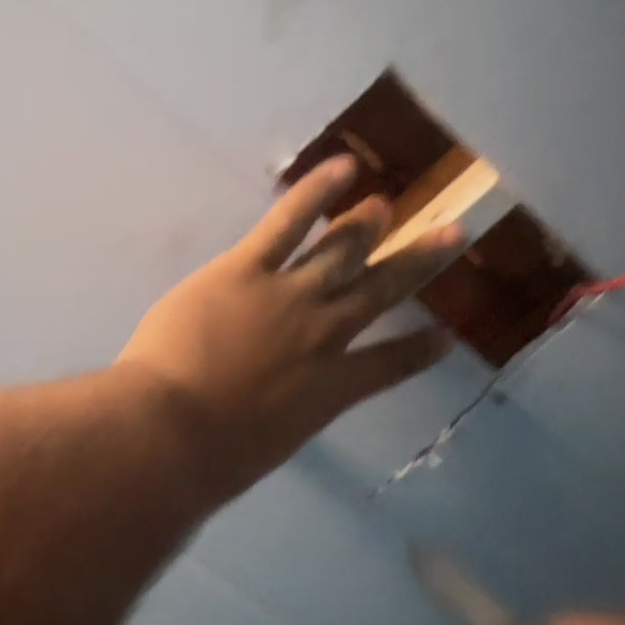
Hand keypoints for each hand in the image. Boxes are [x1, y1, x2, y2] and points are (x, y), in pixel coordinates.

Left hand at [115, 155, 466, 498]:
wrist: (174, 428)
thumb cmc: (211, 457)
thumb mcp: (262, 448)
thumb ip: (274, 421)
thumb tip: (262, 416)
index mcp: (330, 391)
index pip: (387, 366)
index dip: (418, 350)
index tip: (443, 336)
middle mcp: (324, 335)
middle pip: (380, 291)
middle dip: (417, 262)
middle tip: (450, 235)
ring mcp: (289, 296)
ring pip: (341, 251)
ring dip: (366, 225)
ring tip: (386, 204)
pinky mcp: (246, 268)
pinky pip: (286, 222)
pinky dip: (315, 192)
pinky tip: (343, 168)